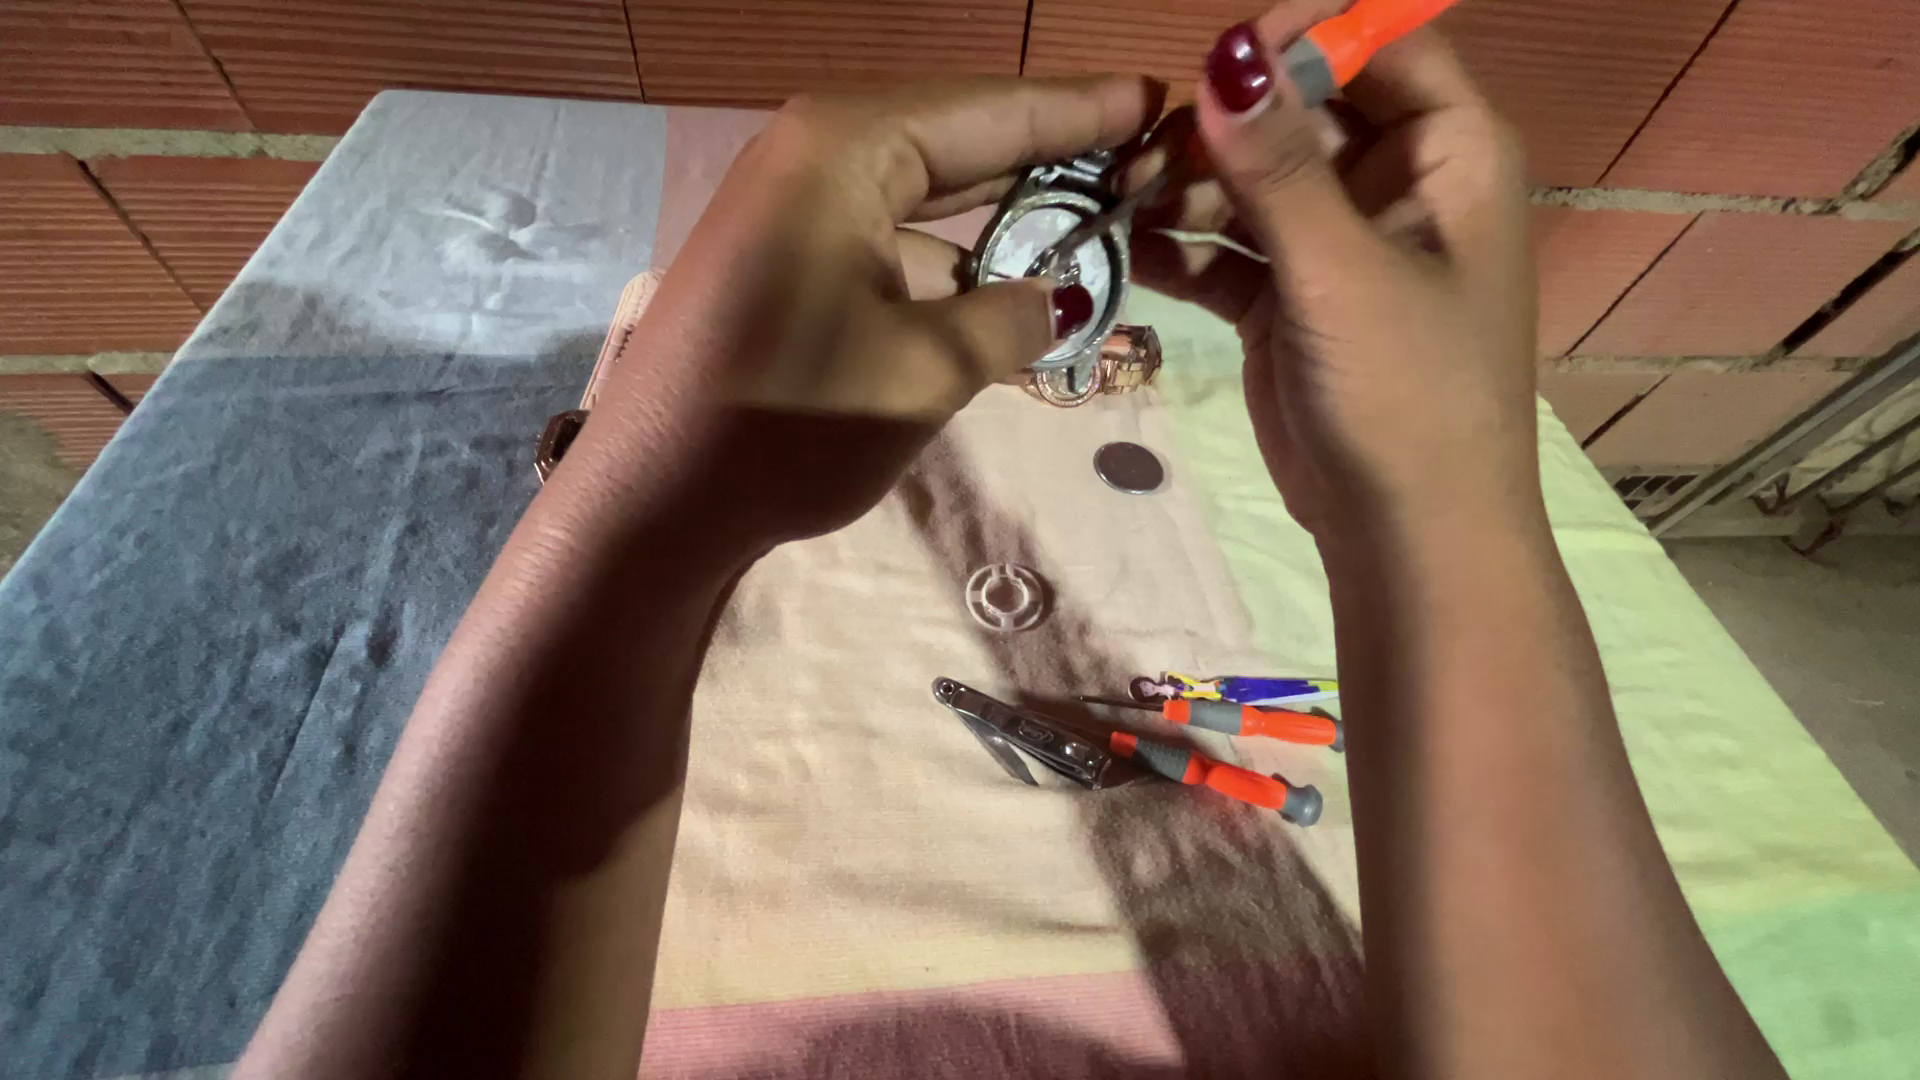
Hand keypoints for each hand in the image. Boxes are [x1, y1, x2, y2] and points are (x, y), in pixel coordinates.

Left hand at [564, 77, 1157, 552]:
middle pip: (955, 150)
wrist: (659, 502)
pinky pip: (886, 258)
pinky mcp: (784, 277)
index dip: (1077, 111)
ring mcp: (791, 221)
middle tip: (1130, 168)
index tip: (1150, 102)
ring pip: (922, 214)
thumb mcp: (927, 370)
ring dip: (995, 239)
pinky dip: (944, 280)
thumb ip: (1009, 320)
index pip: (987, 110)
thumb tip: (1054, 301)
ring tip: (1081, 252)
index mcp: (846, 150)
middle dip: (1043, 167)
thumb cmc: (793, 423)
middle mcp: (813, 162)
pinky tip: (994, 308)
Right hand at [1130, 6, 1534, 538]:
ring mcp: (1327, 251)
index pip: (1378, 45)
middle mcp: (1387, 189)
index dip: (1301, 39)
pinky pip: (1225, 255)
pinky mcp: (1282, 306)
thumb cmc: (1403, 390)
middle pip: (1294, 118)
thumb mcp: (1341, 271)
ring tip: (1121, 207)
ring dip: (1186, 191)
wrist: (1400, 522)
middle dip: (1218, 128)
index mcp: (1443, 153)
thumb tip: (1223, 58)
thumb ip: (1280, 166)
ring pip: (1248, 188)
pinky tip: (1133, 253)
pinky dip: (1182, 251)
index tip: (1214, 64)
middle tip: (1139, 159)